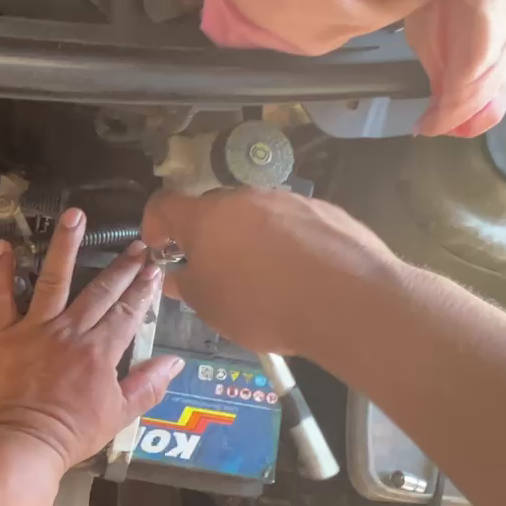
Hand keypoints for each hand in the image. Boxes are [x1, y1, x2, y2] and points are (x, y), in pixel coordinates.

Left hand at [0, 209, 185, 470]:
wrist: (23, 442)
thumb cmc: (71, 433)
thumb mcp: (119, 416)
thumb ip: (147, 386)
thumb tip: (175, 362)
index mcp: (100, 351)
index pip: (127, 312)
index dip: (142, 288)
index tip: (154, 266)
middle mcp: (70, 331)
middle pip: (99, 291)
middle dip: (120, 265)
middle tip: (136, 242)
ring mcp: (35, 328)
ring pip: (53, 279)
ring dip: (65, 246)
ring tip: (74, 216)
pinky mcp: (3, 334)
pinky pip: (1, 297)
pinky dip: (2, 271)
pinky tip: (4, 246)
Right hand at [140, 189, 404, 357]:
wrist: (351, 303)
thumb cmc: (263, 305)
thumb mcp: (209, 306)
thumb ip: (186, 285)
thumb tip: (178, 277)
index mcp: (205, 217)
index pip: (163, 204)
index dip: (154, 224)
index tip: (160, 249)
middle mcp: (243, 198)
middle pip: (212, 210)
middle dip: (206, 236)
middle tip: (214, 271)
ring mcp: (287, 200)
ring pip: (255, 215)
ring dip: (248, 239)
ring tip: (264, 278)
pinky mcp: (325, 210)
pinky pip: (293, 223)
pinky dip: (287, 242)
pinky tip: (301, 274)